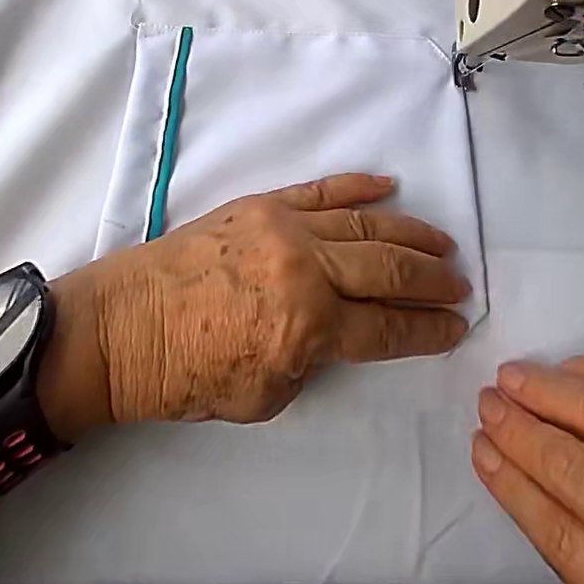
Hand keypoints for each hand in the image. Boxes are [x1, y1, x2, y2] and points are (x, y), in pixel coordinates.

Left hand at [43, 173, 470, 430]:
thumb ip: (313, 357)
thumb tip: (336, 329)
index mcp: (307, 325)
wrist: (123, 324)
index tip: (456, 326)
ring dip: (409, 233)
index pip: (388, 328)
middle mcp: (304, 267)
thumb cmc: (187, 375)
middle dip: (431, 280)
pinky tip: (388, 187)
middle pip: (387, 269)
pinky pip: (319, 190)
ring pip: (363, 225)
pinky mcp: (259, 204)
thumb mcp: (265, 395)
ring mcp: (281, 226)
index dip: (428, 329)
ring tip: (442, 243)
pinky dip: (357, 188)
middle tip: (459, 285)